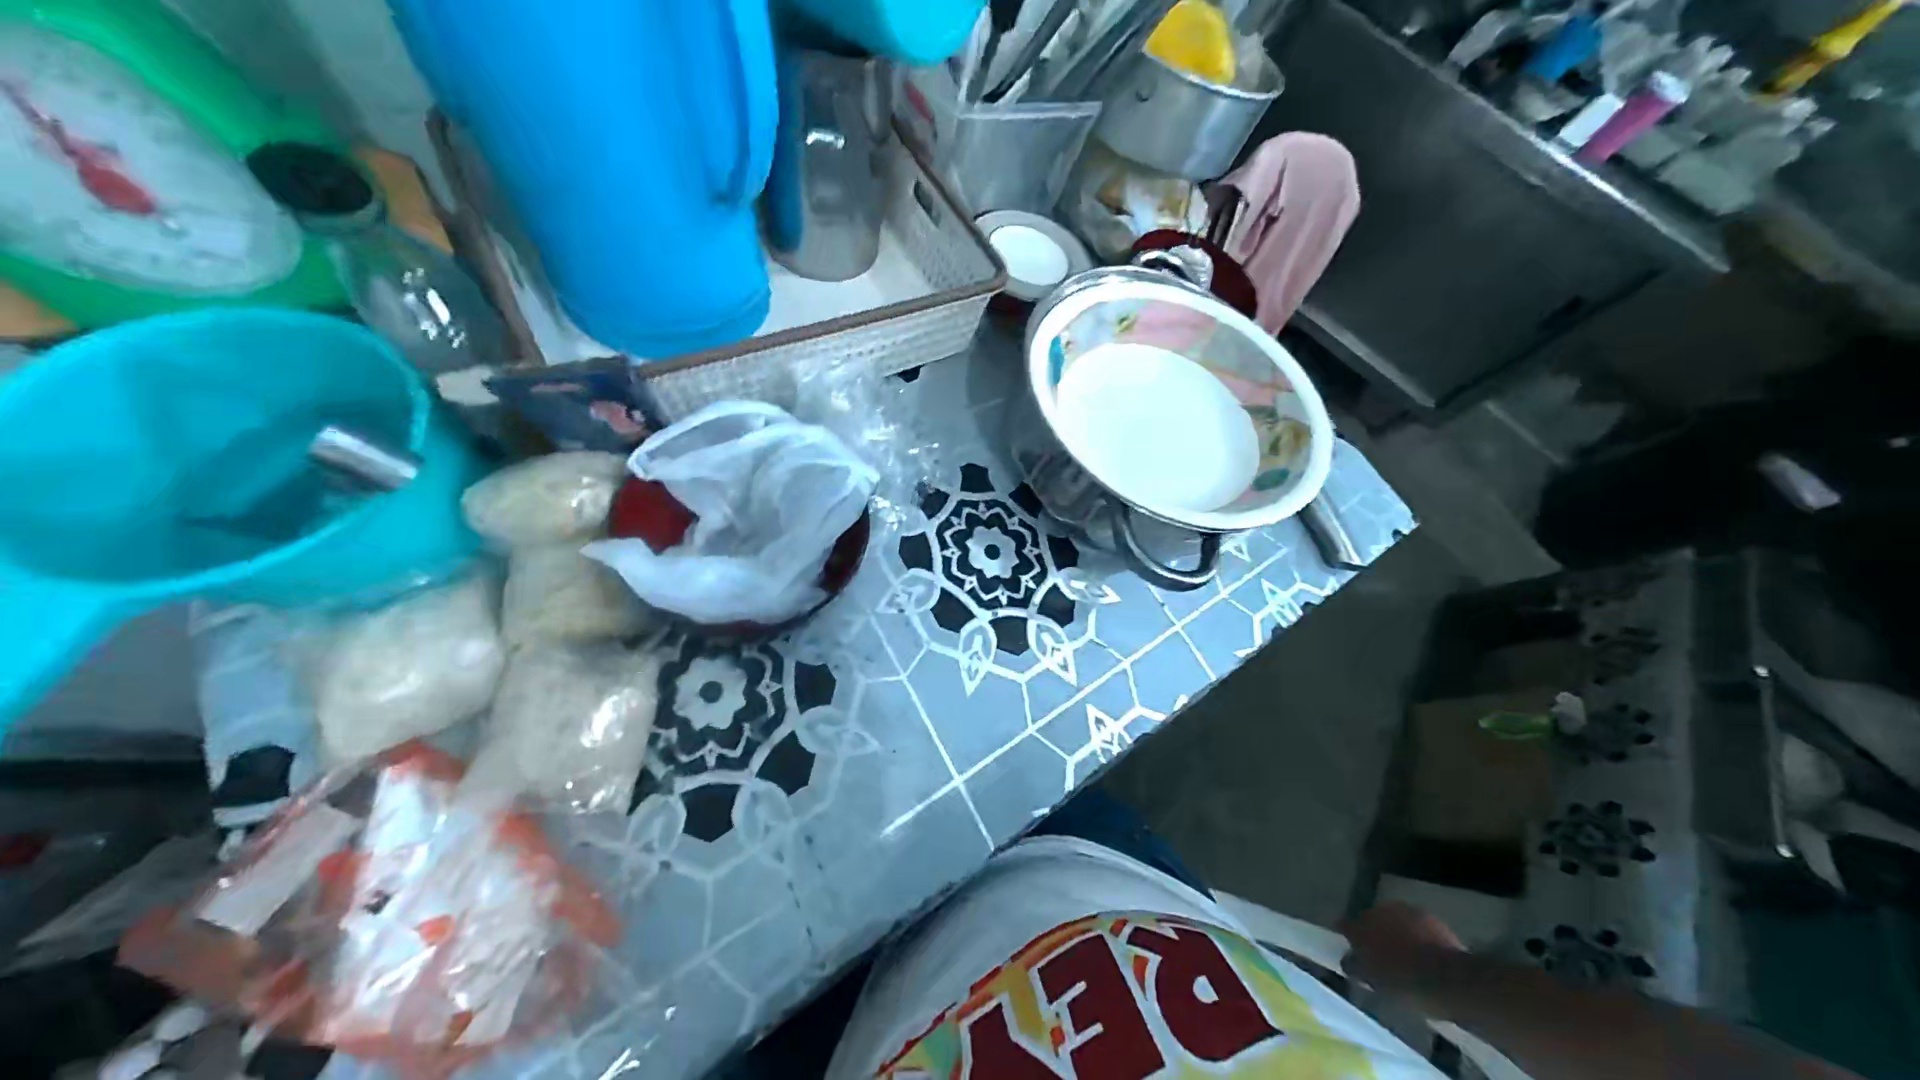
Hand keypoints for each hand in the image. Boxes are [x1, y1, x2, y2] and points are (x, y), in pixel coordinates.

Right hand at [1341, 902, 1464, 993]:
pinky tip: (1425, 953)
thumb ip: (1356, 967)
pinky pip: (1416, 924)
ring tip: (1407, 956)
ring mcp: (1405, 910)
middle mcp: (1377, 910)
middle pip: (1369, 920)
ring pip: (1393, 920)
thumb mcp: (1375, 983)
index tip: (1353, 953)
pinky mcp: (1429, 916)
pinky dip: (1416, 935)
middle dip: (1374, 935)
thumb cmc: (1408, 984)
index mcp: (1360, 926)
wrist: (1453, 980)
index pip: (1344, 926)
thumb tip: (1348, 959)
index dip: (1347, 939)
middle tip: (1382, 958)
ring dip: (1396, 933)